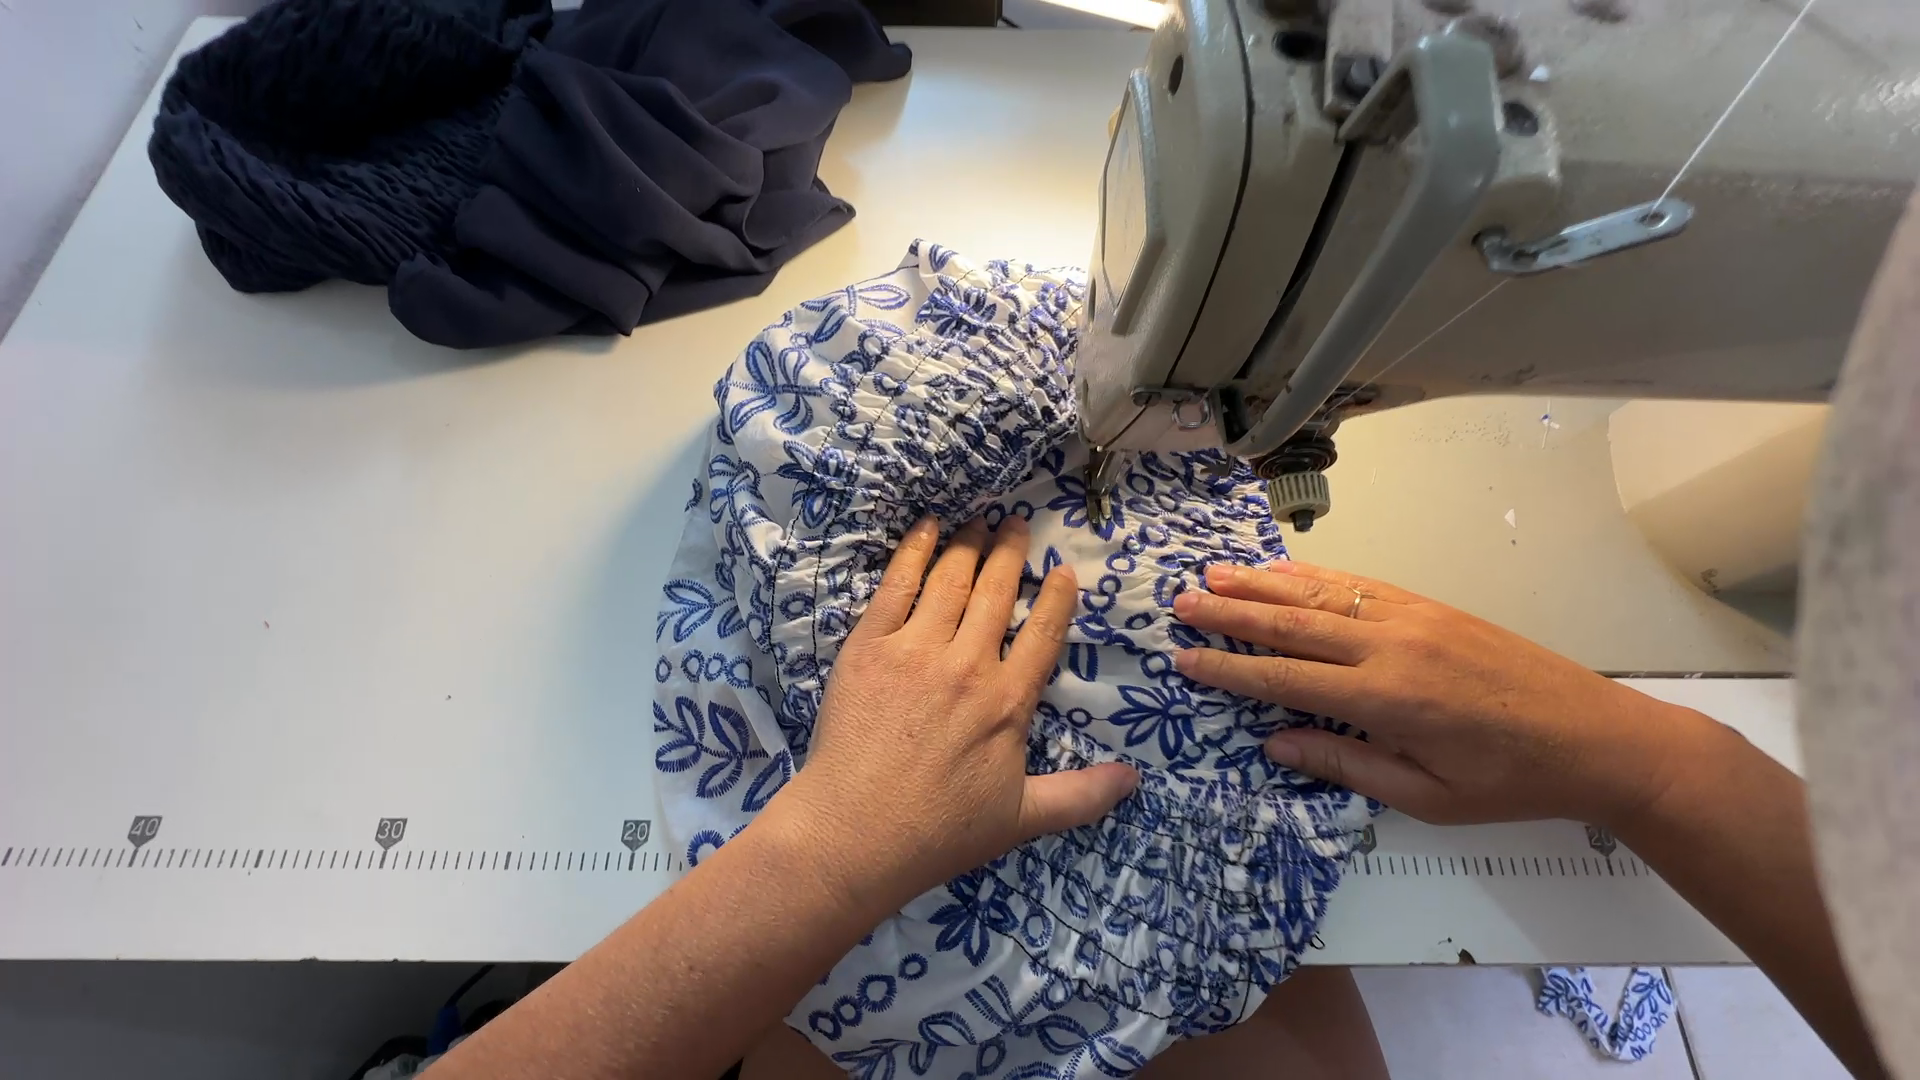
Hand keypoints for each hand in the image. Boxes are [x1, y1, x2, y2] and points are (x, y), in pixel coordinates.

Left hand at [767, 516, 1137, 904]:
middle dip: (1010, 552)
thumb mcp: (1022, 819)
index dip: (1058, 597)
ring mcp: (917, 649)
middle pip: (996, 592)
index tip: (1063, 570)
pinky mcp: (870, 645)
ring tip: (978, 520)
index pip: (1044, 633)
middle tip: (1017, 523)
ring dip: (968, 544)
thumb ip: (1081, 795)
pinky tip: (926, 527)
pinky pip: (897, 586)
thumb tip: (1135, 780)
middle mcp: (968, 663)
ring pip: (951, 580)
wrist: (855, 833)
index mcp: (1009, 701)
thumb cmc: (940, 830)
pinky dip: (913, 551)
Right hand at [1170, 560, 1711, 827]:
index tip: (1184, 659)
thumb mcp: (1426, 796)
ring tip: (1213, 573)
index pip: (1285, 679)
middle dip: (1229, 613)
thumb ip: (1345, 763)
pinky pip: (1357, 582)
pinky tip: (1281, 567)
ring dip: (1260, 582)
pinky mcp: (1428, 605)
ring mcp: (1410, 617)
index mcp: (1386, 700)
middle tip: (1180, 602)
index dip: (1229, 670)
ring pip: (1318, 592)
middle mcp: (1389, 646)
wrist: (1601, 739)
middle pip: (1290, 623)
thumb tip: (1274, 742)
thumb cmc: (1509, 781)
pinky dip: (1312, 573)